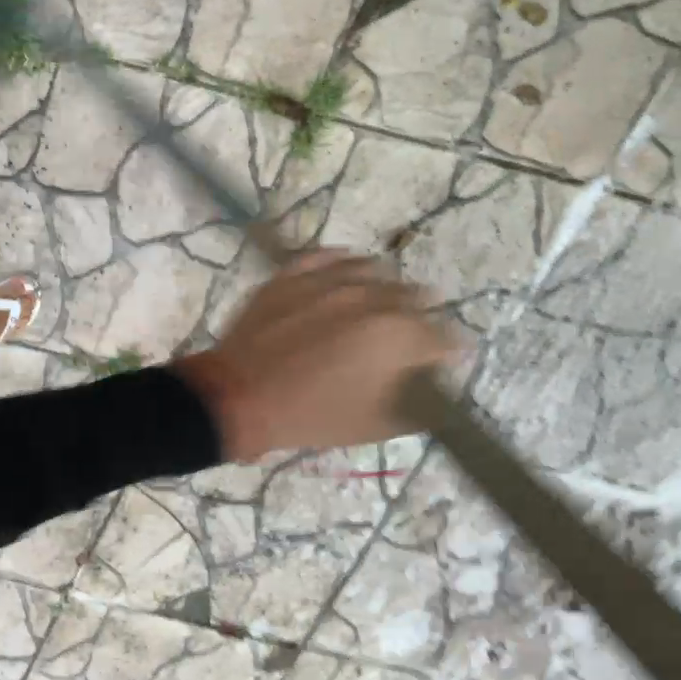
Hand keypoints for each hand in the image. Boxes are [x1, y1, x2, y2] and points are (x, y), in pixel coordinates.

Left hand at [176, 250, 455, 461]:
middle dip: (414, 318)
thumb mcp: (380, 422)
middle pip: (412, 299)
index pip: (444, 337)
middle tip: (401, 336)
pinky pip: (322, 257)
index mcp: (400, 335)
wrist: (236, 396)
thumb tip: (433, 389)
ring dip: (381, 287)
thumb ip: (420, 401)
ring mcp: (324, 283)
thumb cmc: (310, 415)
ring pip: (372, 270)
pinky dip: (338, 263)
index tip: (432, 362)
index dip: (442, 353)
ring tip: (374, 304)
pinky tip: (344, 273)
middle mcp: (368, 300)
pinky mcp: (287, 278)